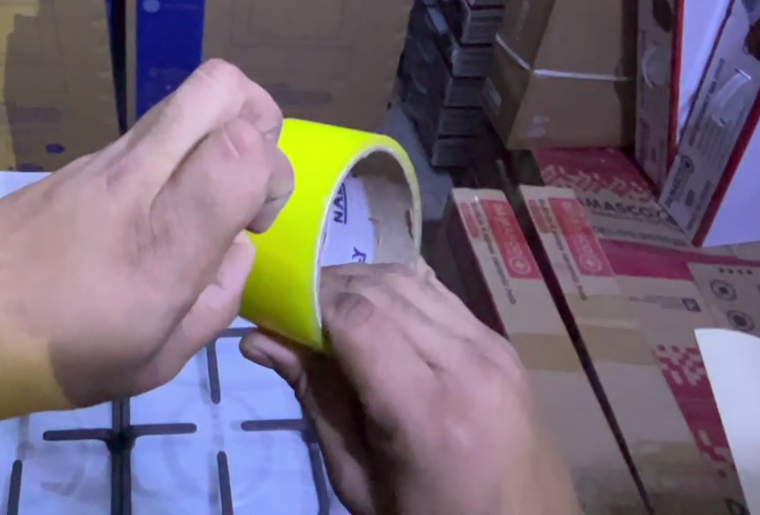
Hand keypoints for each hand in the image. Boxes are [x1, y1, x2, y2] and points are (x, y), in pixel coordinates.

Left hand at [0, 59, 293, 414]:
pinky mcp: (85, 157)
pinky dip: (178, 150)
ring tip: (197, 200)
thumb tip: (235, 246)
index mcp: (163, 239)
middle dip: (258, 117)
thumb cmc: (58, 355)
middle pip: (219, 85)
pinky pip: (152, 127)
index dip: (272, 173)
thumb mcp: (157, 360)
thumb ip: (217, 299)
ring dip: (216, 130)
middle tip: (244, 181)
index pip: (242, 148)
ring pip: (185, 96)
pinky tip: (149, 213)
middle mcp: (139, 175)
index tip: (253, 222)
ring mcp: (107, 156)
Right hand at [240, 262, 580, 514]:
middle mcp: (468, 368)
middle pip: (378, 290)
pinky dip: (393, 290)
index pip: (355, 318)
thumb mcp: (359, 480)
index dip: (308, 302)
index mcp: (430, 416)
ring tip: (328, 308)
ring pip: (407, 279)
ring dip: (359, 283)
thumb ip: (314, 397)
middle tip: (292, 308)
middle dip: (326, 288)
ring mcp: (494, 349)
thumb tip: (256, 337)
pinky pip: (435, 292)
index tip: (275, 311)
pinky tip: (373, 312)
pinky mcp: (503, 343)